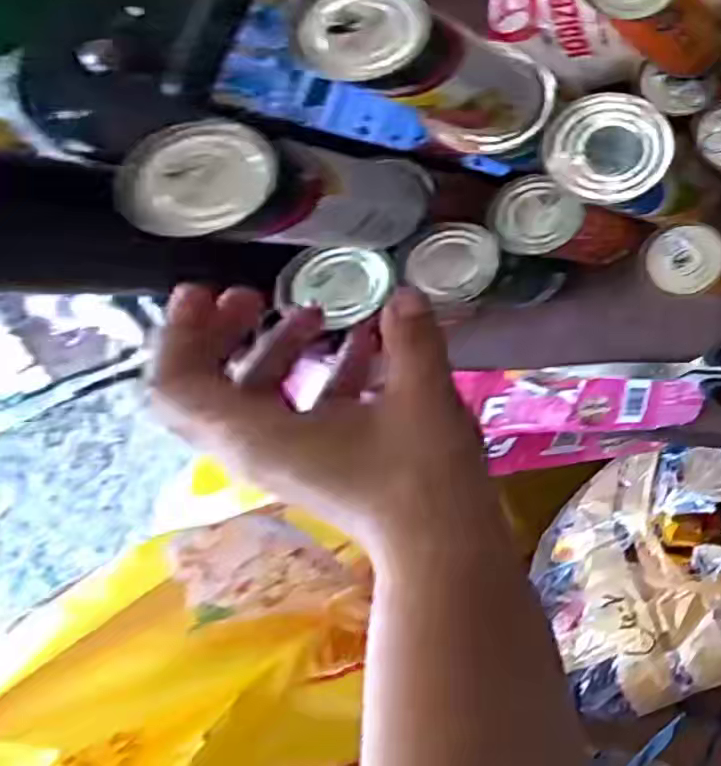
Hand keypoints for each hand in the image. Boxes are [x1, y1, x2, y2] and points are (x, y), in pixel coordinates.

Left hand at [147, 284, 497, 557]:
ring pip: (256, 397)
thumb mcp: (422, 394)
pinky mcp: (322, 459)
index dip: (184, 333)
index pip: (179, 383)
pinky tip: (368, 350)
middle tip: (258, 296)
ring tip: (322, 315)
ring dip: (279, 352)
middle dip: (227, 337)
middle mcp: (256, 447)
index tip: (211, 291)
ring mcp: (290, 456)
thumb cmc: (420, 466)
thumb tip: (406, 295)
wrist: (439, 531)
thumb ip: (412, 340)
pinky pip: (299, 408)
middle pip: (208, 389)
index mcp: (258, 435)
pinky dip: (320, 374)